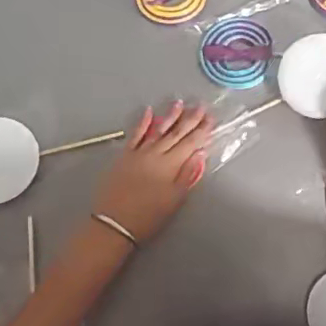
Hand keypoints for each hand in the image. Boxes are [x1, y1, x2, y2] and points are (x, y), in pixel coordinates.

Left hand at [92, 102, 211, 241]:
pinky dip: (142, 123)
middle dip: (190, 119)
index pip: (190, 143)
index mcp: (170, 165)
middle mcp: (155, 154)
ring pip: (158, 130)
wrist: (114, 223)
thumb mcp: (174, 201)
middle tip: (201, 106)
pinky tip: (149, 111)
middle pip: (176, 133)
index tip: (211, 119)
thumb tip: (200, 154)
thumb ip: (188, 176)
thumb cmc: (148, 216)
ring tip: (179, 102)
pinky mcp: (124, 156)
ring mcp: (138, 153)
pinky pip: (135, 135)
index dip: (202, 131)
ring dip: (169, 116)